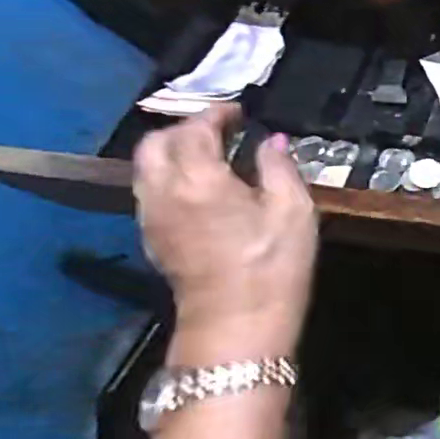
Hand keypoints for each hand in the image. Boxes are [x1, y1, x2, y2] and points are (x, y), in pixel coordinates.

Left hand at [133, 104, 316, 353]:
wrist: (237, 325)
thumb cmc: (273, 266)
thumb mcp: (293, 211)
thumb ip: (279, 167)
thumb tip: (270, 141)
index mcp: (200, 180)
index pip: (195, 129)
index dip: (216, 114)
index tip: (239, 112)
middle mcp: (164, 191)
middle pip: (156, 142)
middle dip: (185, 128)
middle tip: (219, 131)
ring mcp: (151, 216)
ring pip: (146, 166)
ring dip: (173, 151)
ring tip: (208, 155)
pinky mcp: (152, 238)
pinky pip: (150, 190)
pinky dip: (169, 175)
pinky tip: (199, 186)